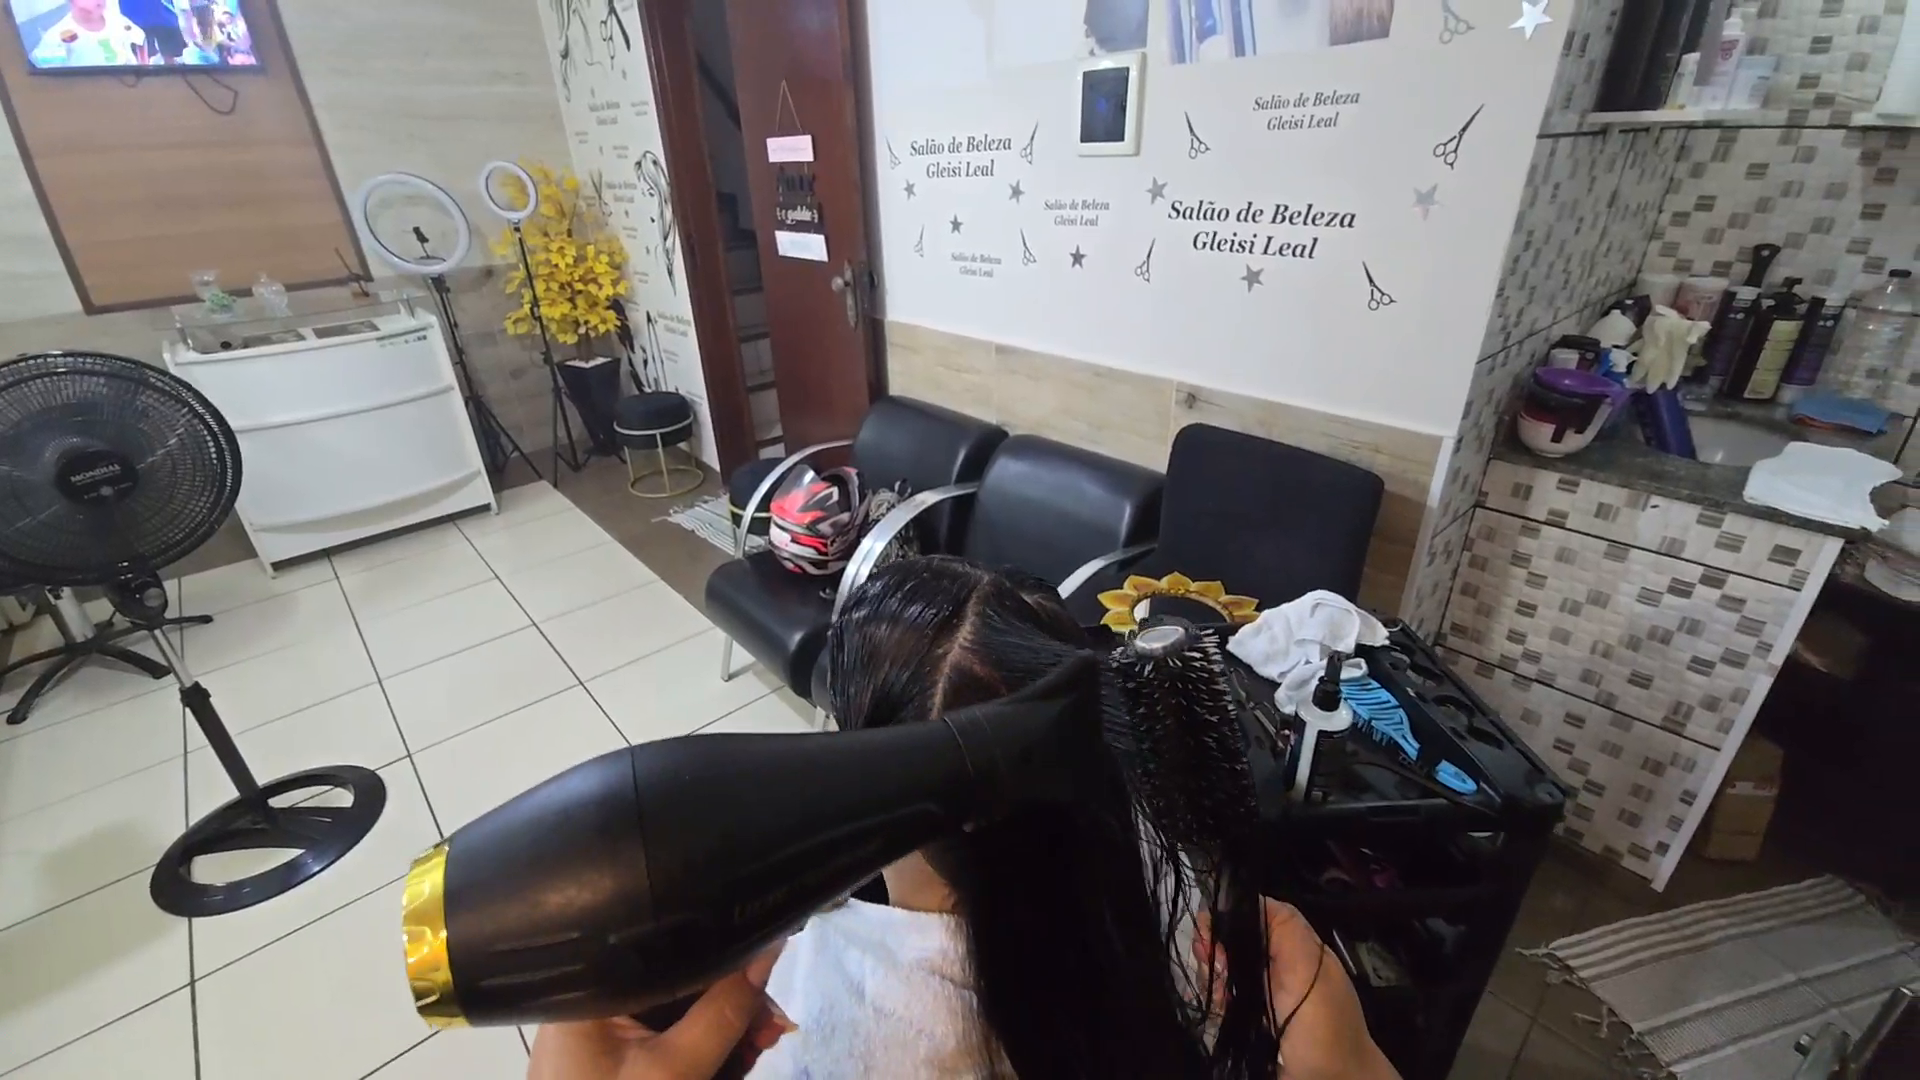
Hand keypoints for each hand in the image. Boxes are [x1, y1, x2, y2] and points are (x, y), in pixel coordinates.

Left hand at [528, 944, 794, 1079]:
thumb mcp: (674, 1073)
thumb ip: (723, 1012)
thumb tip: (770, 947)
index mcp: (594, 988)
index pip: (674, 946)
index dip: (726, 958)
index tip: (768, 978)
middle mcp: (597, 998)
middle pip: (683, 979)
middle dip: (735, 1001)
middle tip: (773, 1028)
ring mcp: (604, 1028)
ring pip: (682, 1006)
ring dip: (728, 1024)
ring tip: (763, 1043)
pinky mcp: (614, 1052)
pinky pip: (669, 1031)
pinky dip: (704, 1043)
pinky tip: (736, 1057)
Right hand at [1193, 900, 1399, 1079]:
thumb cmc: (1324, 1029)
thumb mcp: (1310, 967)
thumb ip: (1283, 926)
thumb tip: (1243, 895)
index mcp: (1293, 945)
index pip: (1248, 912)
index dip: (1225, 917)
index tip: (1210, 935)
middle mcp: (1276, 964)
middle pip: (1230, 938)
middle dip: (1214, 948)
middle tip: (1215, 969)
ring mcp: (1262, 994)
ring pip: (1222, 966)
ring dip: (1211, 976)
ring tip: (1218, 997)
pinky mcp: (1250, 1021)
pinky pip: (1221, 996)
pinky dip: (1212, 997)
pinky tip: (1213, 1006)